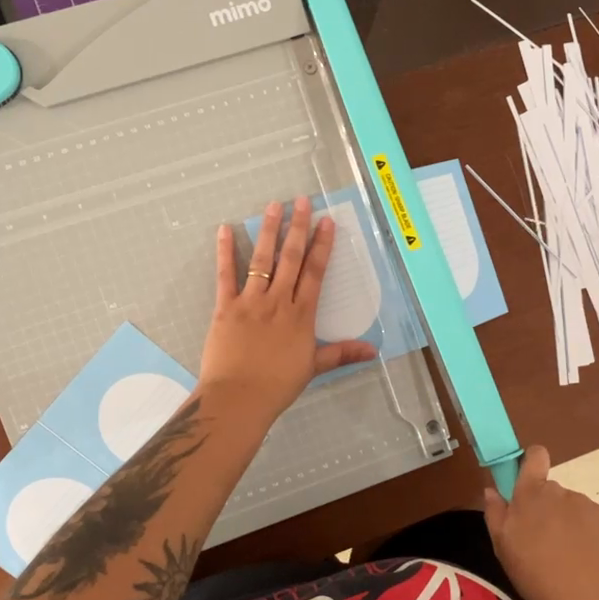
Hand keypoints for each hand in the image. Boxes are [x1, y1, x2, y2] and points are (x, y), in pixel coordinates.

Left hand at [198, 197, 376, 421]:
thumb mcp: (313, 368)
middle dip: (298, 228)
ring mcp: (251, 302)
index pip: (315, 273)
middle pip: (290, 258)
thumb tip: (373, 351)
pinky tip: (225, 229)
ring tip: (273, 206)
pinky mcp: (225, 307)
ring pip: (262, 260)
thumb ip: (341, 354)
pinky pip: (225, 275)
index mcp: (301, 316)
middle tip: (302, 201)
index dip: (322, 246)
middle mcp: (279, 302)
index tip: (326, 222)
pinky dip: (225, 251)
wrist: (239, 398)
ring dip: (268, 231)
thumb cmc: (277, 387)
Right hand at [482, 446, 598, 599]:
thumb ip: (495, 514)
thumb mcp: (503, 548)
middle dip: (544, 508)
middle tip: (540, 541)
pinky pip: (589, 521)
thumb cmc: (537, 575)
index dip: (531, 462)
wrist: (591, 599)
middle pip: (549, 490)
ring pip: (569, 508)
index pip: (535, 456)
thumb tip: (492, 490)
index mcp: (530, 494)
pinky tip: (583, 560)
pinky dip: (584, 535)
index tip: (525, 483)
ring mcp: (585, 505)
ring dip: (564, 523)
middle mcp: (559, 491)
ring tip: (563, 556)